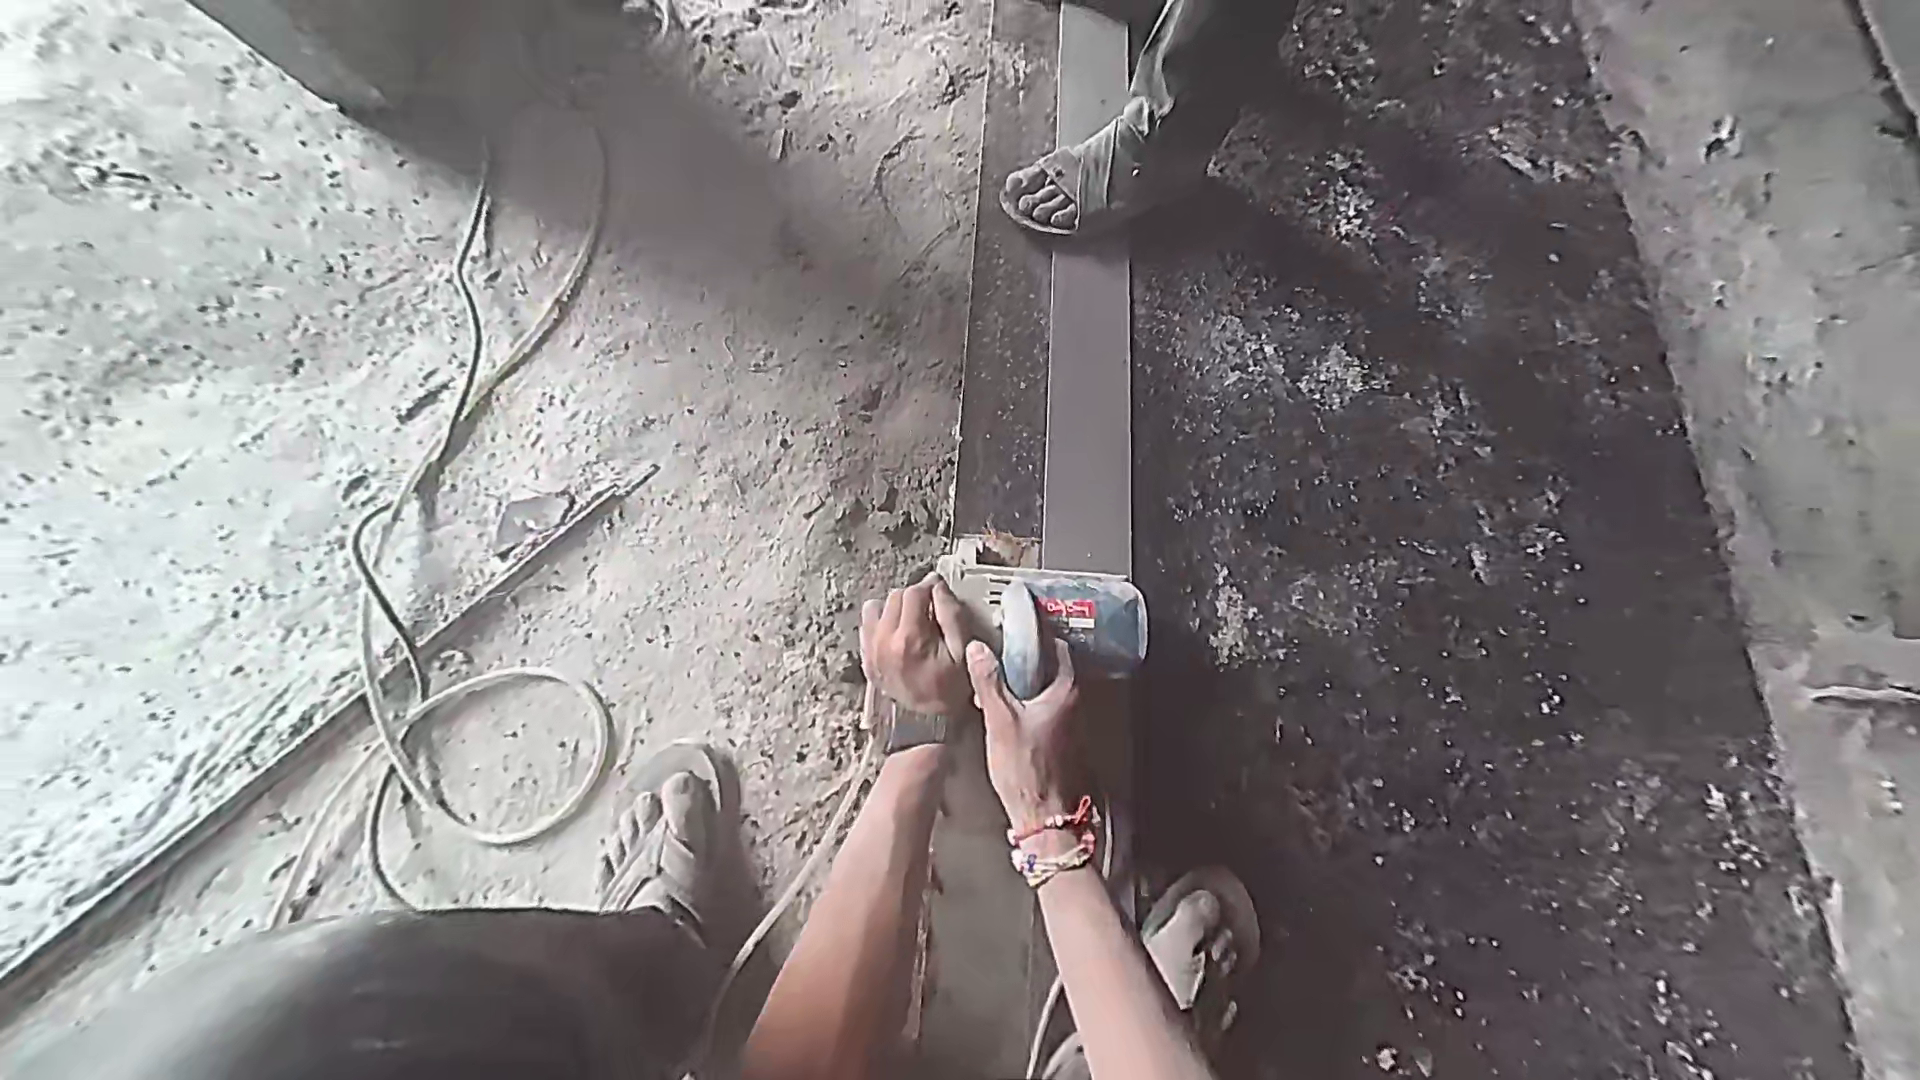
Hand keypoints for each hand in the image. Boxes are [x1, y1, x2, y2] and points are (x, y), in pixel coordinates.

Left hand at [860, 572, 975, 716]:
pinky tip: (897, 634)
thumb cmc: (951, 689)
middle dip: (914, 598)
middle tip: (930, 610)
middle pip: (895, 597)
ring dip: (895, 608)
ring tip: (913, 622)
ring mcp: (871, 652)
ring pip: (877, 608)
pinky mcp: (866, 660)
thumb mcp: (963, 651)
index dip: (929, 587)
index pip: (914, 592)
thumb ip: (951, 614)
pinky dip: (881, 624)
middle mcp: (884, 642)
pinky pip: (867, 627)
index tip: (940, 592)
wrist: (930, 725)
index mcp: (909, 638)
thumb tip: (937, 586)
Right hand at [964, 635, 1082, 834]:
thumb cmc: (1027, 770)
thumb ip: (989, 682)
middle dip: (1026, 656)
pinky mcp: (1063, 739)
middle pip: (1051, 665)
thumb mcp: (1000, 720)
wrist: (1045, 819)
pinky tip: (1005, 707)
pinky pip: (1045, 707)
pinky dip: (1027, 699)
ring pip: (1047, 687)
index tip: (1016, 623)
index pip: (1056, 645)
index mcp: (1065, 691)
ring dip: (1025, 679)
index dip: (1036, 631)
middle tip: (999, 649)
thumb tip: (978, 649)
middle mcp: (1075, 703)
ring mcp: (1071, 722)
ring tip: (996, 677)